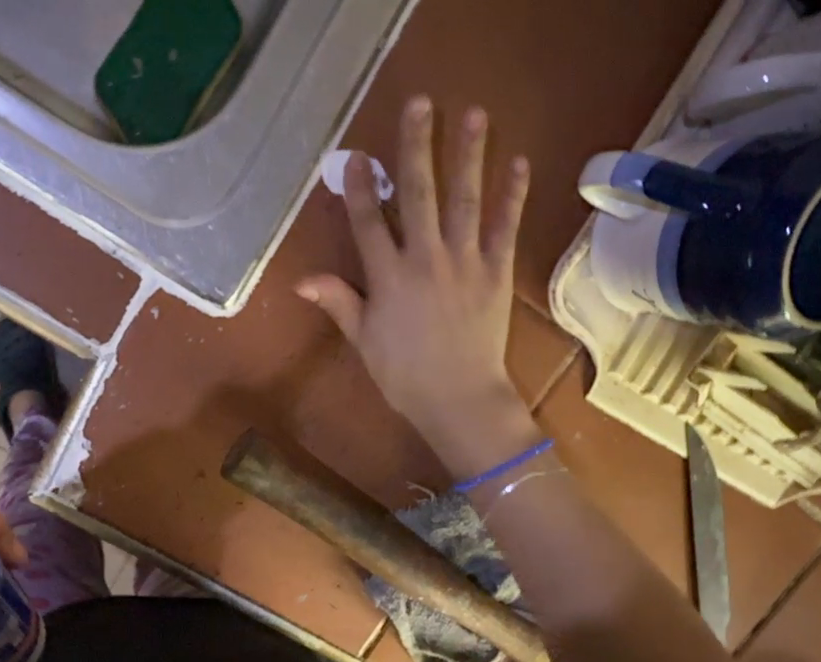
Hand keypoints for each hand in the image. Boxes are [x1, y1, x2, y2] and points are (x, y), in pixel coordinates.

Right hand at [297, 96, 538, 477]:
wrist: (458, 398)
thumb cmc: (404, 376)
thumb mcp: (364, 341)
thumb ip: (339, 303)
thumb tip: (302, 280)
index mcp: (387, 279)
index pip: (369, 224)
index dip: (362, 189)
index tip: (358, 157)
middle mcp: (424, 260)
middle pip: (418, 195)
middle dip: (416, 148)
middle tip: (420, 104)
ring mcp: (464, 262)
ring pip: (464, 199)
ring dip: (468, 155)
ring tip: (473, 114)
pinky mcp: (496, 271)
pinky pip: (504, 226)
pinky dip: (512, 195)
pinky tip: (518, 162)